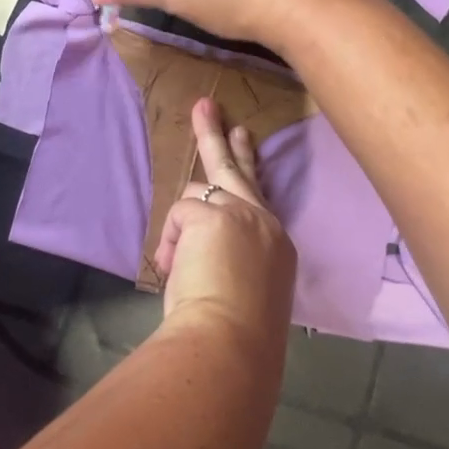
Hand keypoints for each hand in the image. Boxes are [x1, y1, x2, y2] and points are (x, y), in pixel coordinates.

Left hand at [153, 98, 295, 343]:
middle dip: (218, 136)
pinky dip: (170, 244)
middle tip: (205, 106)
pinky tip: (175, 267)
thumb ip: (234, 259)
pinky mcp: (210, 213)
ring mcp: (240, 213)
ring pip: (195, 192)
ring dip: (180, 227)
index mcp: (278, 245)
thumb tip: (203, 256)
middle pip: (239, 169)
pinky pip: (177, 215)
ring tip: (179, 260)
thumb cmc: (238, 331)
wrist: (232, 343)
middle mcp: (265, 222)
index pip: (261, 196)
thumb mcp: (245, 288)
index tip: (244, 141)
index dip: (249, 169)